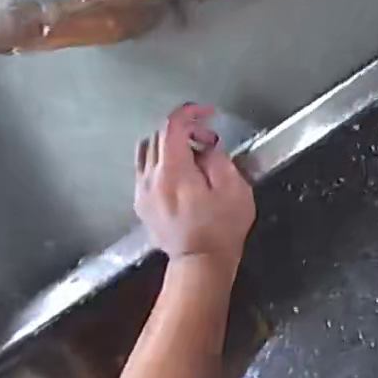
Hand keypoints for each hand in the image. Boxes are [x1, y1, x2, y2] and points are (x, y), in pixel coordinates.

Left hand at [134, 103, 255, 265]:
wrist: (200, 266)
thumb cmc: (221, 229)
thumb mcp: (234, 189)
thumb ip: (218, 159)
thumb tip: (206, 148)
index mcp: (173, 171)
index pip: (172, 126)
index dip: (190, 112)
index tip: (207, 113)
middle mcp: (151, 178)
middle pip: (159, 135)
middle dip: (185, 129)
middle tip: (208, 139)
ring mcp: (142, 192)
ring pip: (148, 150)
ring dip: (170, 143)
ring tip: (194, 155)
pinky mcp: (142, 204)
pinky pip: (145, 169)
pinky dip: (162, 160)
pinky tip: (182, 173)